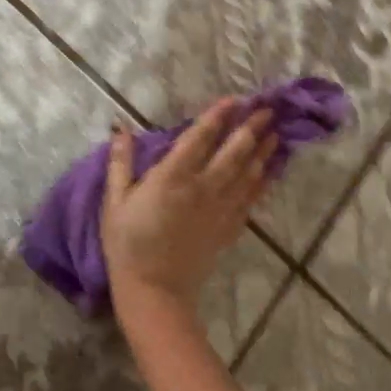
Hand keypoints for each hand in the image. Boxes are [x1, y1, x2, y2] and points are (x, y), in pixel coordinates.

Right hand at [102, 99, 277, 313]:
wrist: (154, 291)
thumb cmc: (127, 243)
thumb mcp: (114, 200)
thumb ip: (120, 162)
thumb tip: (121, 128)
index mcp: (172, 176)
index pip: (200, 138)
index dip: (217, 116)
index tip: (234, 99)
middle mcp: (202, 188)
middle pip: (234, 152)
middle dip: (251, 129)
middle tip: (267, 109)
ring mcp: (220, 210)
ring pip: (248, 174)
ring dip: (263, 152)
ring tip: (276, 133)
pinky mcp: (228, 229)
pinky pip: (250, 199)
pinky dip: (262, 182)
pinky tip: (270, 171)